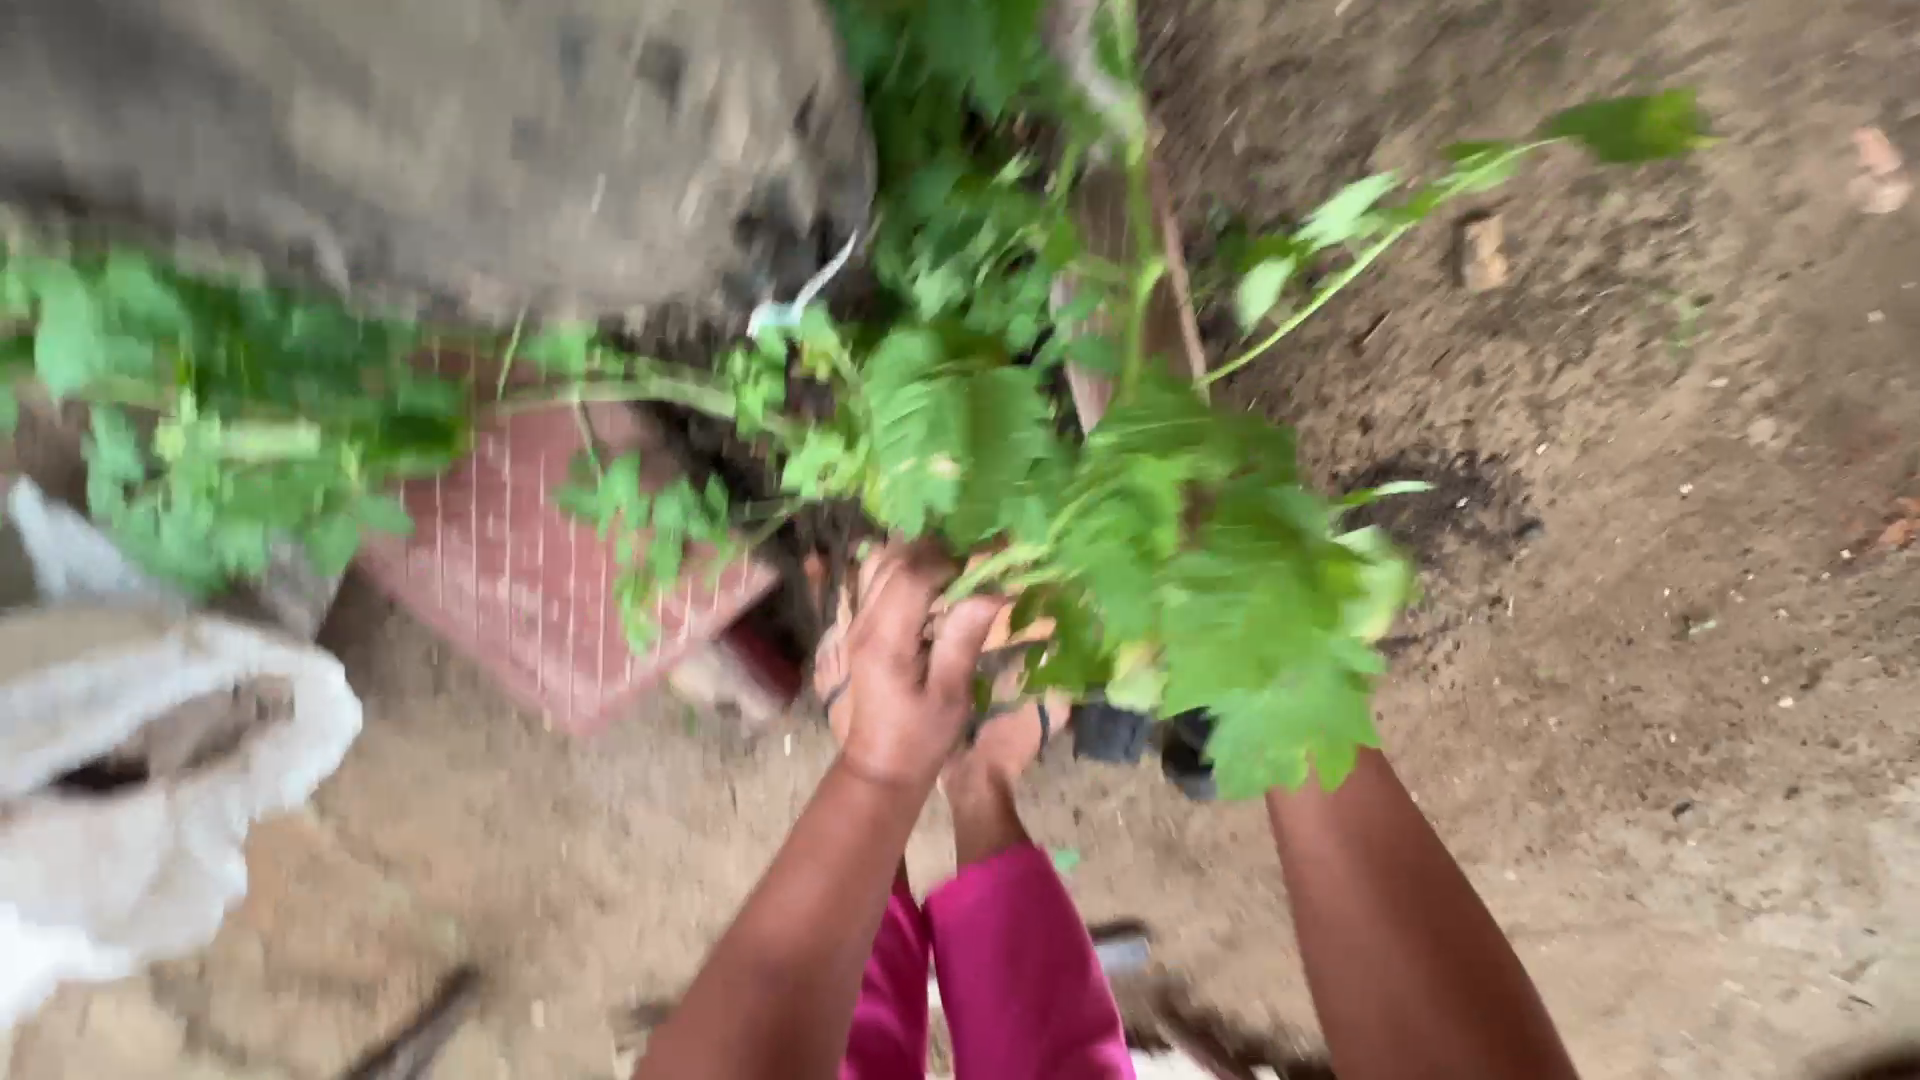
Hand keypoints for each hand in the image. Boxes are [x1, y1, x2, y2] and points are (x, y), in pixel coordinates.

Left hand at [836, 541, 1003, 787]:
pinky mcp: (860, 625)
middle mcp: (863, 622)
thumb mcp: (951, 695)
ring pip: (878, 563)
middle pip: (892, 560)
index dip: (950, 562)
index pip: (912, 576)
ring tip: (952, 567)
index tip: (984, 568)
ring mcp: (856, 621)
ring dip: (916, 555)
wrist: (881, 764)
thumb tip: (992, 591)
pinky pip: (875, 578)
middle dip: (935, 551)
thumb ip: (964, 639)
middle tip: (972, 561)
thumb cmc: (921, 737)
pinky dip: (903, 567)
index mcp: (886, 641)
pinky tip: (930, 581)